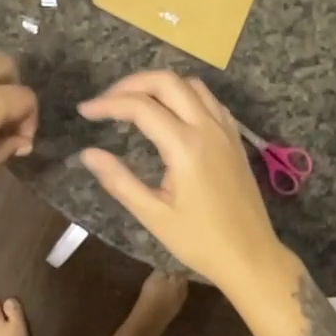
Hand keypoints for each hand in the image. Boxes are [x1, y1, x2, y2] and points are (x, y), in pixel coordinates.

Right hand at [78, 71, 287, 293]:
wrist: (250, 255)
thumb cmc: (200, 241)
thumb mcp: (154, 216)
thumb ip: (119, 181)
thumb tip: (88, 154)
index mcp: (186, 147)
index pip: (141, 107)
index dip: (108, 104)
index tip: (85, 112)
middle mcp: (208, 128)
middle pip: (167, 81)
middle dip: (132, 83)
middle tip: (107, 101)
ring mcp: (226, 131)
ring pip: (192, 85)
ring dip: (160, 85)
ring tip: (134, 102)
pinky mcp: (235, 139)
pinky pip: (210, 100)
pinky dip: (185, 95)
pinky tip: (171, 113)